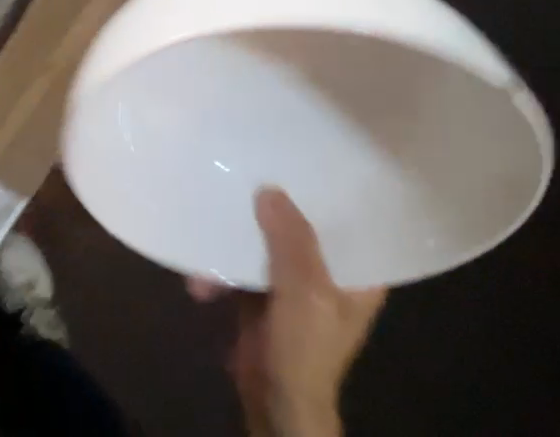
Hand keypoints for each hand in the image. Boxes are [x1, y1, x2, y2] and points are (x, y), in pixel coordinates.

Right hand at [191, 189, 386, 436]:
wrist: (274, 401)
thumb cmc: (305, 348)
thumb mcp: (306, 291)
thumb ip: (291, 240)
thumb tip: (269, 189)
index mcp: (359, 275)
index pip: (351, 222)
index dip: (329, 192)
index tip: (303, 159)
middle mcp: (330, 275)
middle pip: (300, 228)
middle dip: (268, 210)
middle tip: (244, 176)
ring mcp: (293, 287)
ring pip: (264, 245)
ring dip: (232, 244)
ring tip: (206, 242)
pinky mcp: (261, 297)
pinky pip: (240, 267)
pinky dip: (218, 272)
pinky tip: (200, 281)